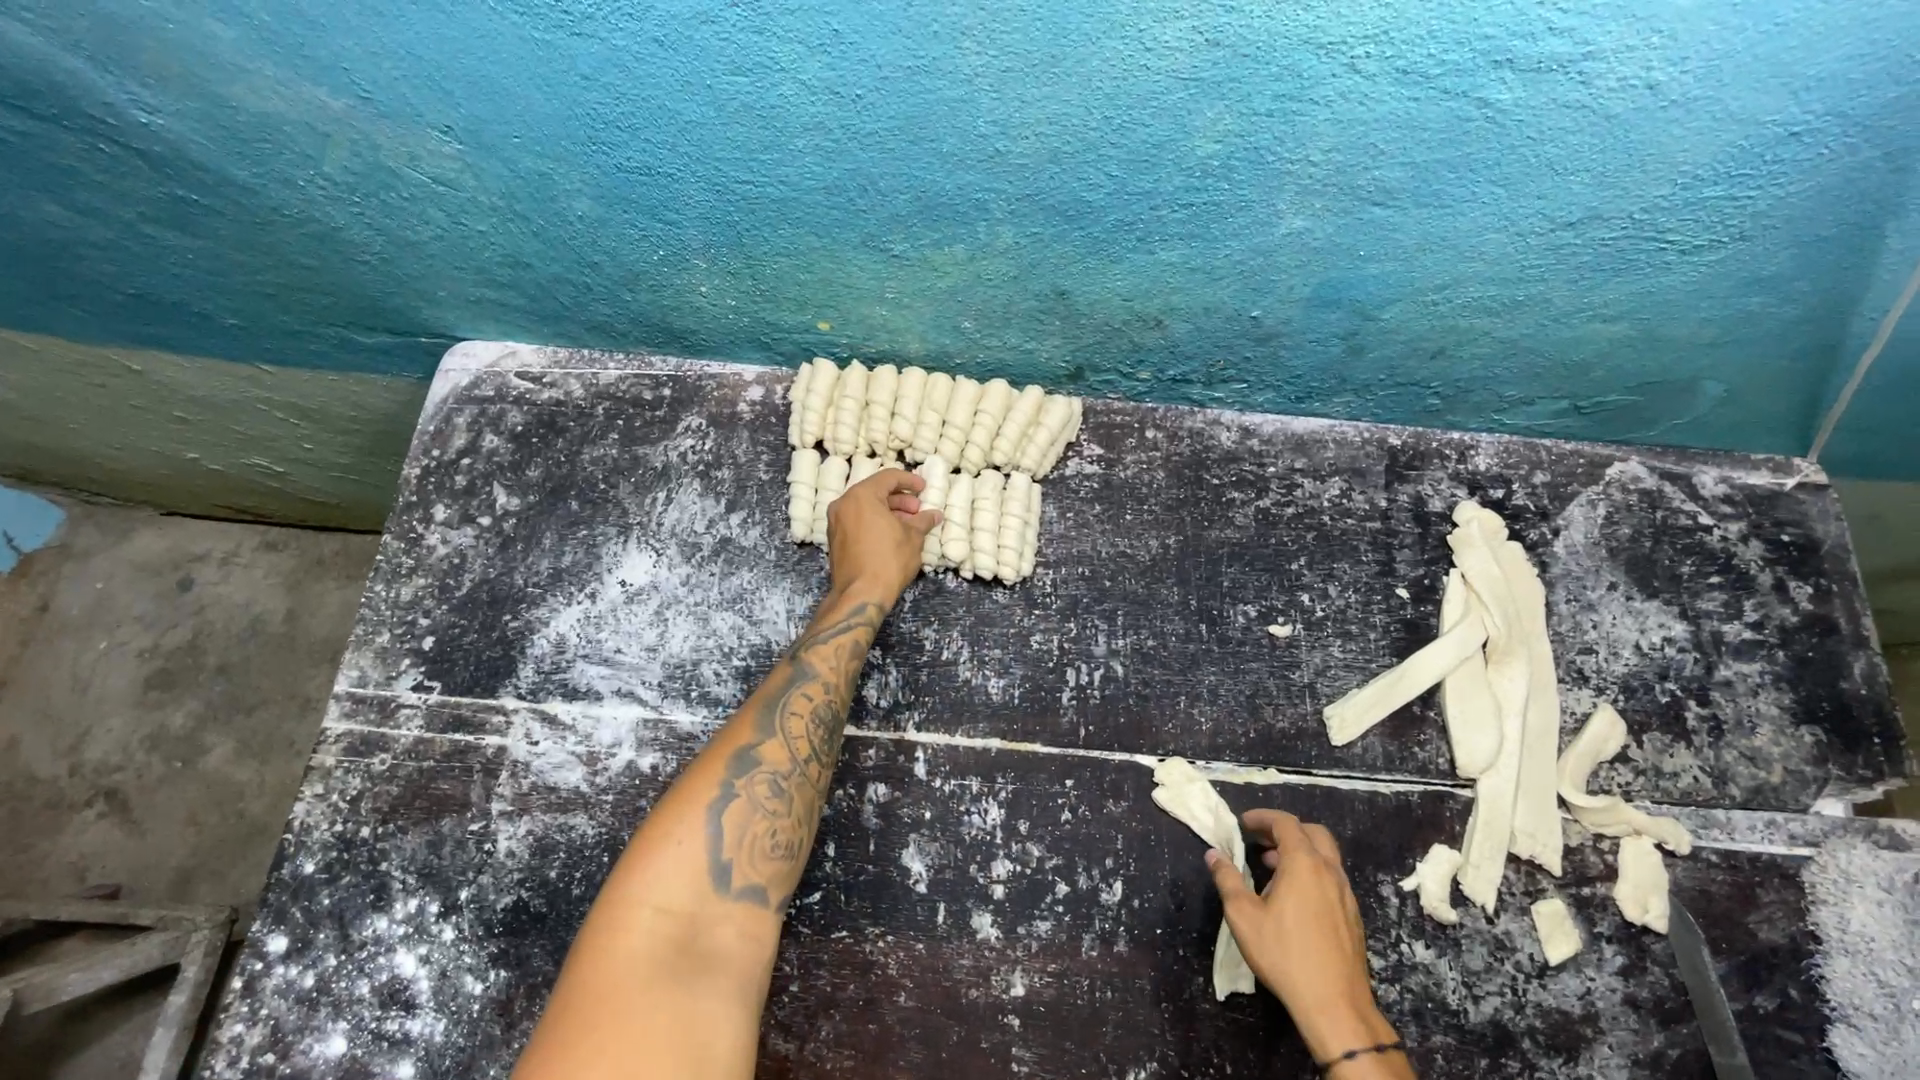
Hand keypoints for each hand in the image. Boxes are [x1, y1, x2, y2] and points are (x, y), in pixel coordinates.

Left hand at [825, 469, 941, 605]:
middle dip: (899, 499)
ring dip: (888, 511)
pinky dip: (875, 522)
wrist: (860, 594)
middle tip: (918, 510)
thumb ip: (923, 521)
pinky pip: (857, 521)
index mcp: (861, 496)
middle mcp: (843, 504)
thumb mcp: (913, 537)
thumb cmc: (889, 560)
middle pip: (875, 491)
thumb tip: (934, 515)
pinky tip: (892, 535)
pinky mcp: (835, 539)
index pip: (888, 477)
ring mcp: (836, 522)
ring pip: (866, 507)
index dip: (910, 481)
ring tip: (909, 524)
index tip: (924, 488)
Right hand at [1206, 810, 1405, 1072]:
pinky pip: (1332, 878)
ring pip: (1326, 856)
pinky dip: (1312, 872)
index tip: (1243, 824)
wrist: (1334, 1002)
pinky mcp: (1352, 914)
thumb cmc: (1284, 954)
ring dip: (1300, 851)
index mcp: (1304, 864)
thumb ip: (1227, 879)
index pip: (1286, 823)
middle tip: (1260, 841)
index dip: (1263, 817)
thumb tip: (1214, 854)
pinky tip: (1294, 898)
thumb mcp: (1243, 916)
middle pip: (1313, 832)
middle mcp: (1329, 871)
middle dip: (1285, 829)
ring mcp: (1345, 893)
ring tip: (1272, 868)